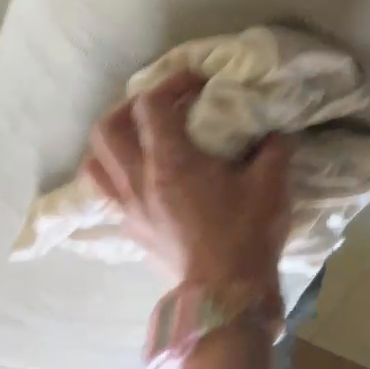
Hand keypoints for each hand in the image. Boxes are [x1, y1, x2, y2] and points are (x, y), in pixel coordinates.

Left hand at [82, 72, 293, 292]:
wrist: (224, 290)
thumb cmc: (248, 231)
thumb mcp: (273, 180)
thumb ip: (272, 146)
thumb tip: (273, 128)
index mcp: (173, 163)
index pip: (152, 107)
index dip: (172, 82)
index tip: (198, 78)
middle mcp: (138, 180)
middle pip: (107, 128)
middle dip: (132, 104)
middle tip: (164, 99)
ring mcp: (127, 206)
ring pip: (96, 159)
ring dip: (115, 136)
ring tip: (143, 131)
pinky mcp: (128, 226)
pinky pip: (105, 187)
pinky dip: (116, 167)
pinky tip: (143, 170)